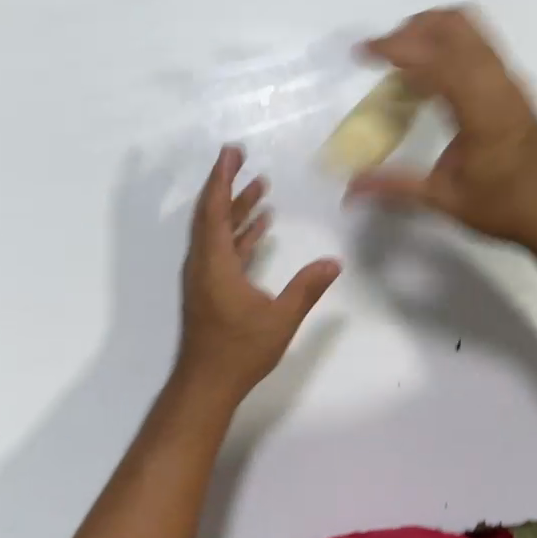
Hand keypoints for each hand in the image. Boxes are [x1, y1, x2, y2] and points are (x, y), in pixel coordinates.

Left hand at [174, 146, 341, 400]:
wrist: (205, 385)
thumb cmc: (239, 351)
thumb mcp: (281, 319)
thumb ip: (307, 288)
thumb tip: (333, 262)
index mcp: (214, 263)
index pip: (214, 210)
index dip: (222, 178)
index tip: (231, 153)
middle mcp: (203, 264)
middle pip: (212, 214)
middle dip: (228, 185)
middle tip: (243, 159)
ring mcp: (204, 277)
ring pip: (217, 232)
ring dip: (236, 209)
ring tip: (261, 187)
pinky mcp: (209, 290)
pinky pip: (222, 250)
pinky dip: (239, 234)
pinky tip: (260, 227)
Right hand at [346, 8, 536, 251]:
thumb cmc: (505, 208)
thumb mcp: (445, 200)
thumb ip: (395, 188)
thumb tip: (349, 190)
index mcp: (481, 110)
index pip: (435, 60)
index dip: (395, 48)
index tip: (361, 52)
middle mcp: (498, 85)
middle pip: (455, 27)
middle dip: (413, 30)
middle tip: (382, 53)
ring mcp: (511, 81)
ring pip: (471, 29)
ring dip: (433, 31)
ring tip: (404, 56)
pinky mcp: (516, 86)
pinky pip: (481, 44)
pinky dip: (451, 43)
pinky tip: (433, 76)